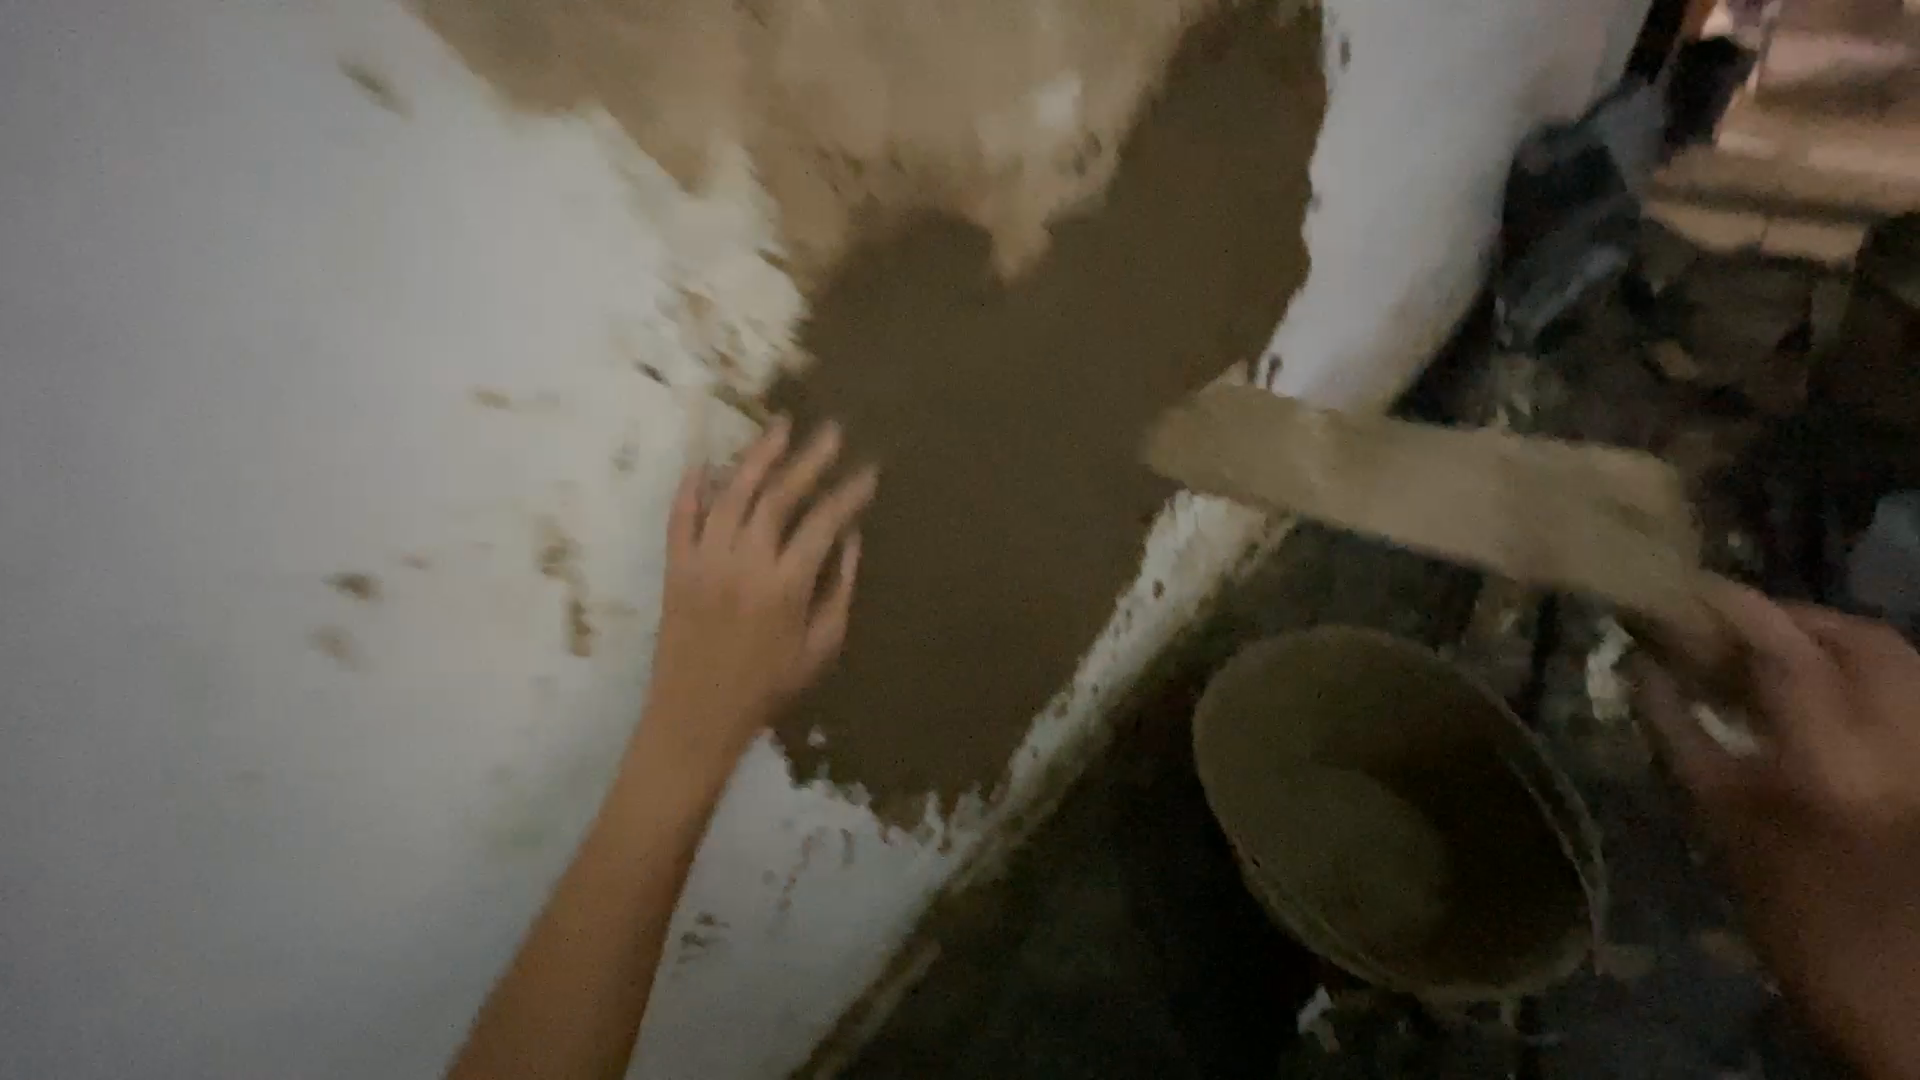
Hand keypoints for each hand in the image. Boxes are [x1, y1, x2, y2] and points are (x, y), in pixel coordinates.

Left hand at [642, 417, 876, 777]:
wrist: (696, 716)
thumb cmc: (768, 688)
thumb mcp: (821, 648)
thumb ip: (838, 591)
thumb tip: (851, 541)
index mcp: (785, 586)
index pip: (823, 523)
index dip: (849, 494)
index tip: (870, 471)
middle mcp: (744, 563)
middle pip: (779, 496)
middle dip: (809, 459)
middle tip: (832, 431)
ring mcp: (704, 561)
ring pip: (731, 494)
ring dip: (758, 457)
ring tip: (781, 427)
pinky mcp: (676, 567)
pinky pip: (681, 517)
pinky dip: (692, 486)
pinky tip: (706, 461)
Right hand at [1638, 582, 1919, 1077]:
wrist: (1908, 998)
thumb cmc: (1793, 915)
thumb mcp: (1720, 822)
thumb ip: (1681, 734)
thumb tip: (1643, 667)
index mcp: (1827, 764)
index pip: (1783, 651)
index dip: (1732, 604)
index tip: (1683, 583)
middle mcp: (1902, 749)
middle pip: (1866, 641)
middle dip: (1795, 614)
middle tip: (1729, 618)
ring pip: (1904, 663)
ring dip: (1833, 642)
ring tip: (1772, 651)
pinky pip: (1914, 701)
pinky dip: (1867, 679)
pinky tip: (1821, 693)